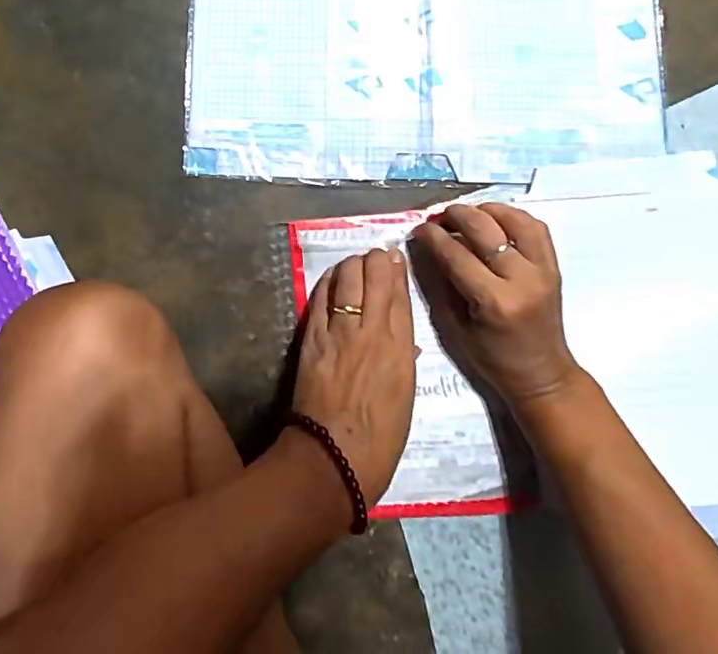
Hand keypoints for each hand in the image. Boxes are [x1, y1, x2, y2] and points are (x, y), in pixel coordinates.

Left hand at [291, 248, 415, 505]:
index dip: (396, 271)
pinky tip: (332, 276)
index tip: (395, 257)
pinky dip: (328, 282)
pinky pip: (320, 299)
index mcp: (400, 347)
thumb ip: (402, 357)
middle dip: (375, 260)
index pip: (400, 294)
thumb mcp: (405, 394)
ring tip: (354, 263)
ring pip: (347, 279)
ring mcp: (340, 332)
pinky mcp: (312, 339)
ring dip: (352, 264)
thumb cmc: (380, 439)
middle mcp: (372, 331)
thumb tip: (400, 336)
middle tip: (374, 257)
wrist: (333, 459)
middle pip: (374, 277)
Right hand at [409, 204, 582, 409]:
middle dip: (456, 216)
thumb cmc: (493, 360)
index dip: (434, 237)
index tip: (419, 228)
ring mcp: (543, 270)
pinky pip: (535, 227)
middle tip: (439, 218)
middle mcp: (522, 279)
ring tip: (467, 215)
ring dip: (487, 210)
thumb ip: (439, 284)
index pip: (457, 255)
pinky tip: (494, 220)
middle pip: (485, 228)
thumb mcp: (455, 329)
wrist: (542, 375)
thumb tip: (425, 247)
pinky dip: (513, 217)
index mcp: (495, 302)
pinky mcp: (553, 266)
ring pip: (515, 220)